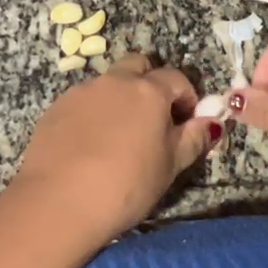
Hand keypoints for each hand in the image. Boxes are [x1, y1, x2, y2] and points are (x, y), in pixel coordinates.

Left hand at [11, 53, 221, 236]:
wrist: (57, 202)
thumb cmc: (125, 186)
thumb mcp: (169, 167)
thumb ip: (193, 139)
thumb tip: (211, 122)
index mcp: (147, 91)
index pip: (176, 78)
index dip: (187, 98)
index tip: (187, 123)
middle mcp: (113, 81)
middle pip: (137, 66)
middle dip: (150, 83)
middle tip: (154, 119)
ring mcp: (80, 92)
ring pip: (107, 83)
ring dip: (119, 99)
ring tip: (119, 137)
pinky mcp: (55, 108)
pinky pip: (82, 102)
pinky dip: (93, 114)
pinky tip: (90, 146)